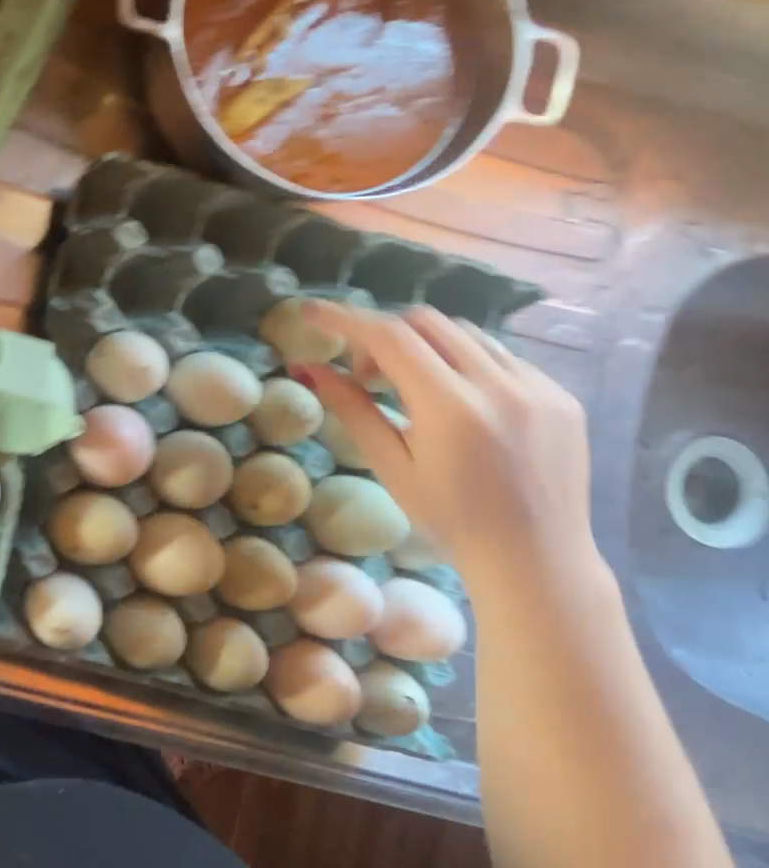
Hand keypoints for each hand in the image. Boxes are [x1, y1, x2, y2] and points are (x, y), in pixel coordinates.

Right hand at [293, 301, 594, 583]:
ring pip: (466, 333)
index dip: (345, 318)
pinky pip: (502, 356)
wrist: (536, 557)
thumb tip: (307, 368)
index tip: (312, 311)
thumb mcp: (390, 466)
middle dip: (384, 336)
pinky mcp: (560, 396)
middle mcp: (500, 386)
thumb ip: (351, 408)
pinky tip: (457, 401)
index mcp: (451, 407)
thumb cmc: (449, 519)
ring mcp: (538, 388)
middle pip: (427, 323)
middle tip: (367, 376)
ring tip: (411, 387)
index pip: (390, 337)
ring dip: (425, 345)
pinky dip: (464, 361)